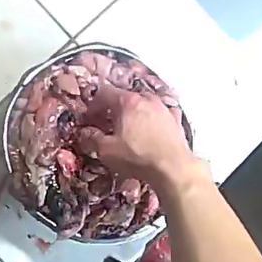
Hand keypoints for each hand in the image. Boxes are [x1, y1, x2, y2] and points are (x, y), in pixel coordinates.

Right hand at [81, 87, 204, 186]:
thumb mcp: (107, 151)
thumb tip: (85, 134)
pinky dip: (154, 121)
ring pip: (145, 105)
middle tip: (107, 125)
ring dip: (135, 114)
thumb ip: (93, 139)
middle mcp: (147, 99)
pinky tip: (152, 131)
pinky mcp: (176, 122)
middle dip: (114, 110)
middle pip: (125, 98)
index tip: (90, 118)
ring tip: (129, 129)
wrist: (173, 168)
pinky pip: (161, 116)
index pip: (104, 93)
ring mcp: (164, 109)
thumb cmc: (137, 157)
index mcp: (127, 102)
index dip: (94, 105)